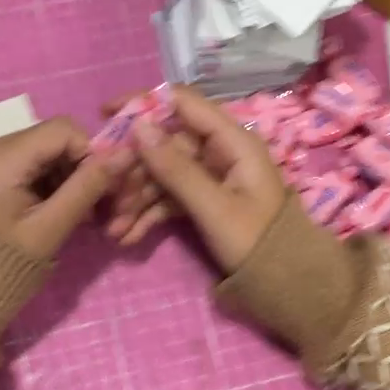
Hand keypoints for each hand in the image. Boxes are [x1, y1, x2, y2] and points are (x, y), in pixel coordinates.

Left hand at [0, 118, 129, 259]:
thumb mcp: (52, 227)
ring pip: (43, 149)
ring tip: (78, 211)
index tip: (104, 188)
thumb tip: (126, 154)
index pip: (63, 130)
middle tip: (96, 205)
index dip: (91, 153)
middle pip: (52, 138)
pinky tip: (57, 207)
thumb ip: (89, 186)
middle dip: (80, 167)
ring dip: (67, 175)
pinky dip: (49, 180)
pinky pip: (28, 161)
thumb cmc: (7, 267)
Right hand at [110, 86, 286, 272]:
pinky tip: (127, 235)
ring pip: (162, 174)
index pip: (183, 104)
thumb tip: (140, 126)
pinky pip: (168, 197)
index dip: (144, 103)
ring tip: (113, 227)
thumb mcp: (214, 207)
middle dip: (133, 167)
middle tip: (105, 189)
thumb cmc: (255, 242)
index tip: (106, 114)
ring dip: (135, 197)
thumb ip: (176, 168)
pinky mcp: (202, 200)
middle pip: (165, 144)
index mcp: (232, 141)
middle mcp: (219, 151)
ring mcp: (209, 176)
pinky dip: (147, 214)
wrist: (284, 286)